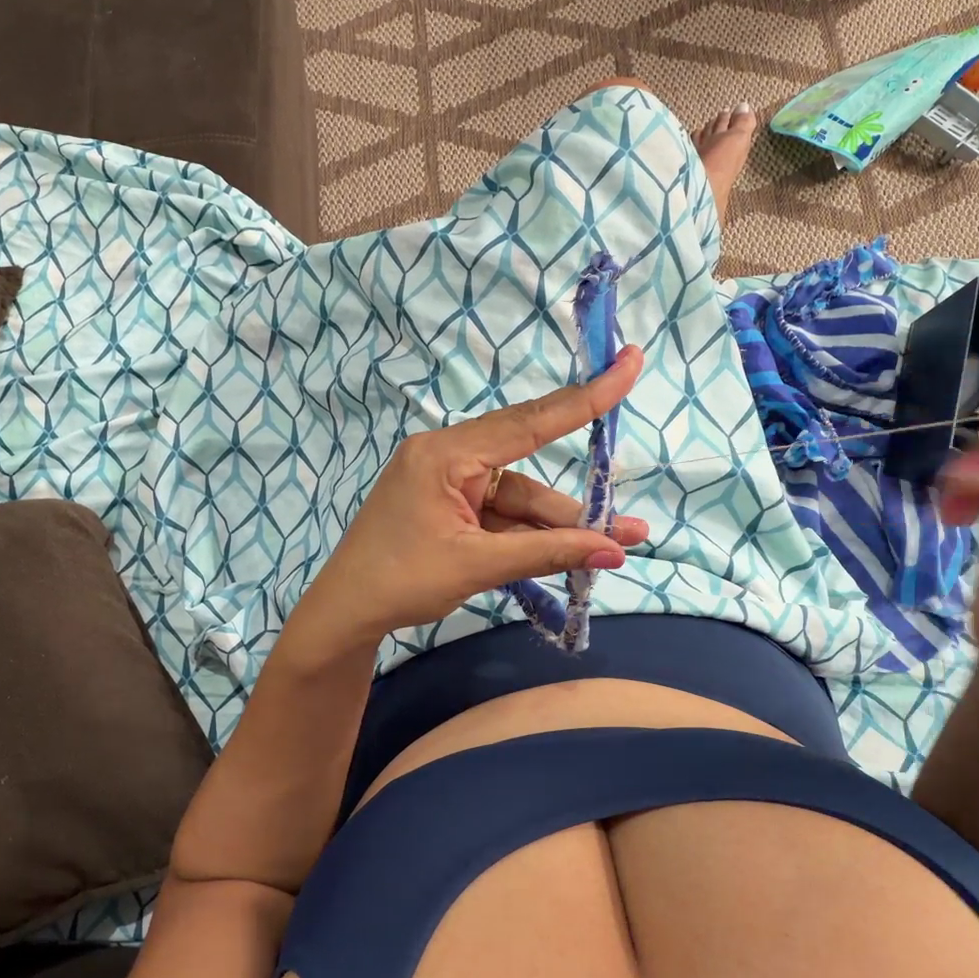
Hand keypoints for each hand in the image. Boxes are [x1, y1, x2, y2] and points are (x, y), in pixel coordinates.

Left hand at [291, 347, 650, 648]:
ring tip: (613, 548)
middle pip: (526, 470)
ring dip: (557, 528)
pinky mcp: (447, 510)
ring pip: (517, 501)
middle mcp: (447, 458)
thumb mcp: (476, 566)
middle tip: (632, 518)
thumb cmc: (400, 581)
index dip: (585, 398)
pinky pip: (499, 517)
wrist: (346, 613)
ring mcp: (447, 485)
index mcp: (445, 454)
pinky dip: (529, 537)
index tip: (629, 363)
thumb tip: (615, 549)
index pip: (528, 422)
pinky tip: (568, 555)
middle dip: (575, 504)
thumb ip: (546, 553)